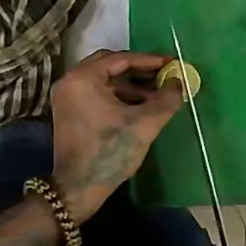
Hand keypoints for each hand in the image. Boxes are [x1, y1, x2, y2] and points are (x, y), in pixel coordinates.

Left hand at [50, 49, 183, 220]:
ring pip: (103, 81)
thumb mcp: (144, 124)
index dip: (149, 60)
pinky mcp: (68, 112)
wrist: (78, 186)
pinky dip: (117, 96)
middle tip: (164, 75)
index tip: (172, 63)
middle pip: (109, 65)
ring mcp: (66, 97)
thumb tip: (179, 82)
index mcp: (83, 78)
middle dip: (139, 70)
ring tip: (157, 95)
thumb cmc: (110, 151)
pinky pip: (96, 94)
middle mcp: (69, 81)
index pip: (120, 59)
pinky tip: (139, 108)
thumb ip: (166, 99)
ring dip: (130, 86)